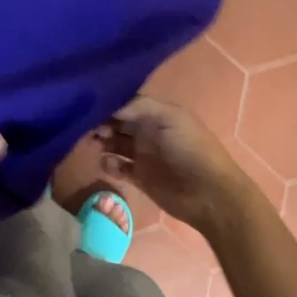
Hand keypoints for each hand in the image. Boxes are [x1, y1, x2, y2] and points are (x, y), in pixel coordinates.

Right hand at [94, 97, 261, 240]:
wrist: (208, 194)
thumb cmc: (191, 149)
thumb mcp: (169, 118)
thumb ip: (138, 107)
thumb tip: (108, 106)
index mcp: (159, 114)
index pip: (128, 103)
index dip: (110, 104)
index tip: (89, 105)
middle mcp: (149, 132)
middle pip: (118, 122)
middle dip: (101, 122)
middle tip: (88, 126)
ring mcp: (144, 155)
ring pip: (115, 144)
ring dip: (103, 142)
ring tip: (95, 143)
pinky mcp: (140, 177)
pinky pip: (118, 167)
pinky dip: (109, 165)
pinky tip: (107, 164)